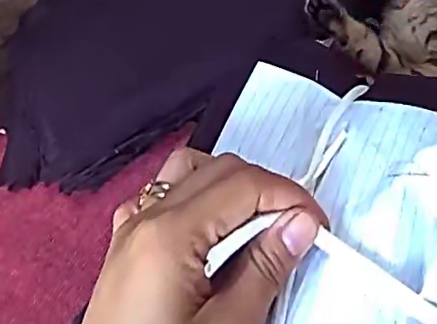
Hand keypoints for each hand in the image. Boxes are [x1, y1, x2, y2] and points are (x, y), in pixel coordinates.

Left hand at [86, 149, 325, 323]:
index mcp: (170, 234)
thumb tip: (301, 221)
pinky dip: (191, 196)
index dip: (289, 195)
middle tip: (295, 225)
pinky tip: (206, 228)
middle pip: (222, 168)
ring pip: (188, 170)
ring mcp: (128, 234)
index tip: (316, 222)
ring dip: (228, 184)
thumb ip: (264, 268)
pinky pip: (158, 197)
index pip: (246, 184)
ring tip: (254, 223)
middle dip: (266, 188)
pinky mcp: (120, 254)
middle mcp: (146, 220)